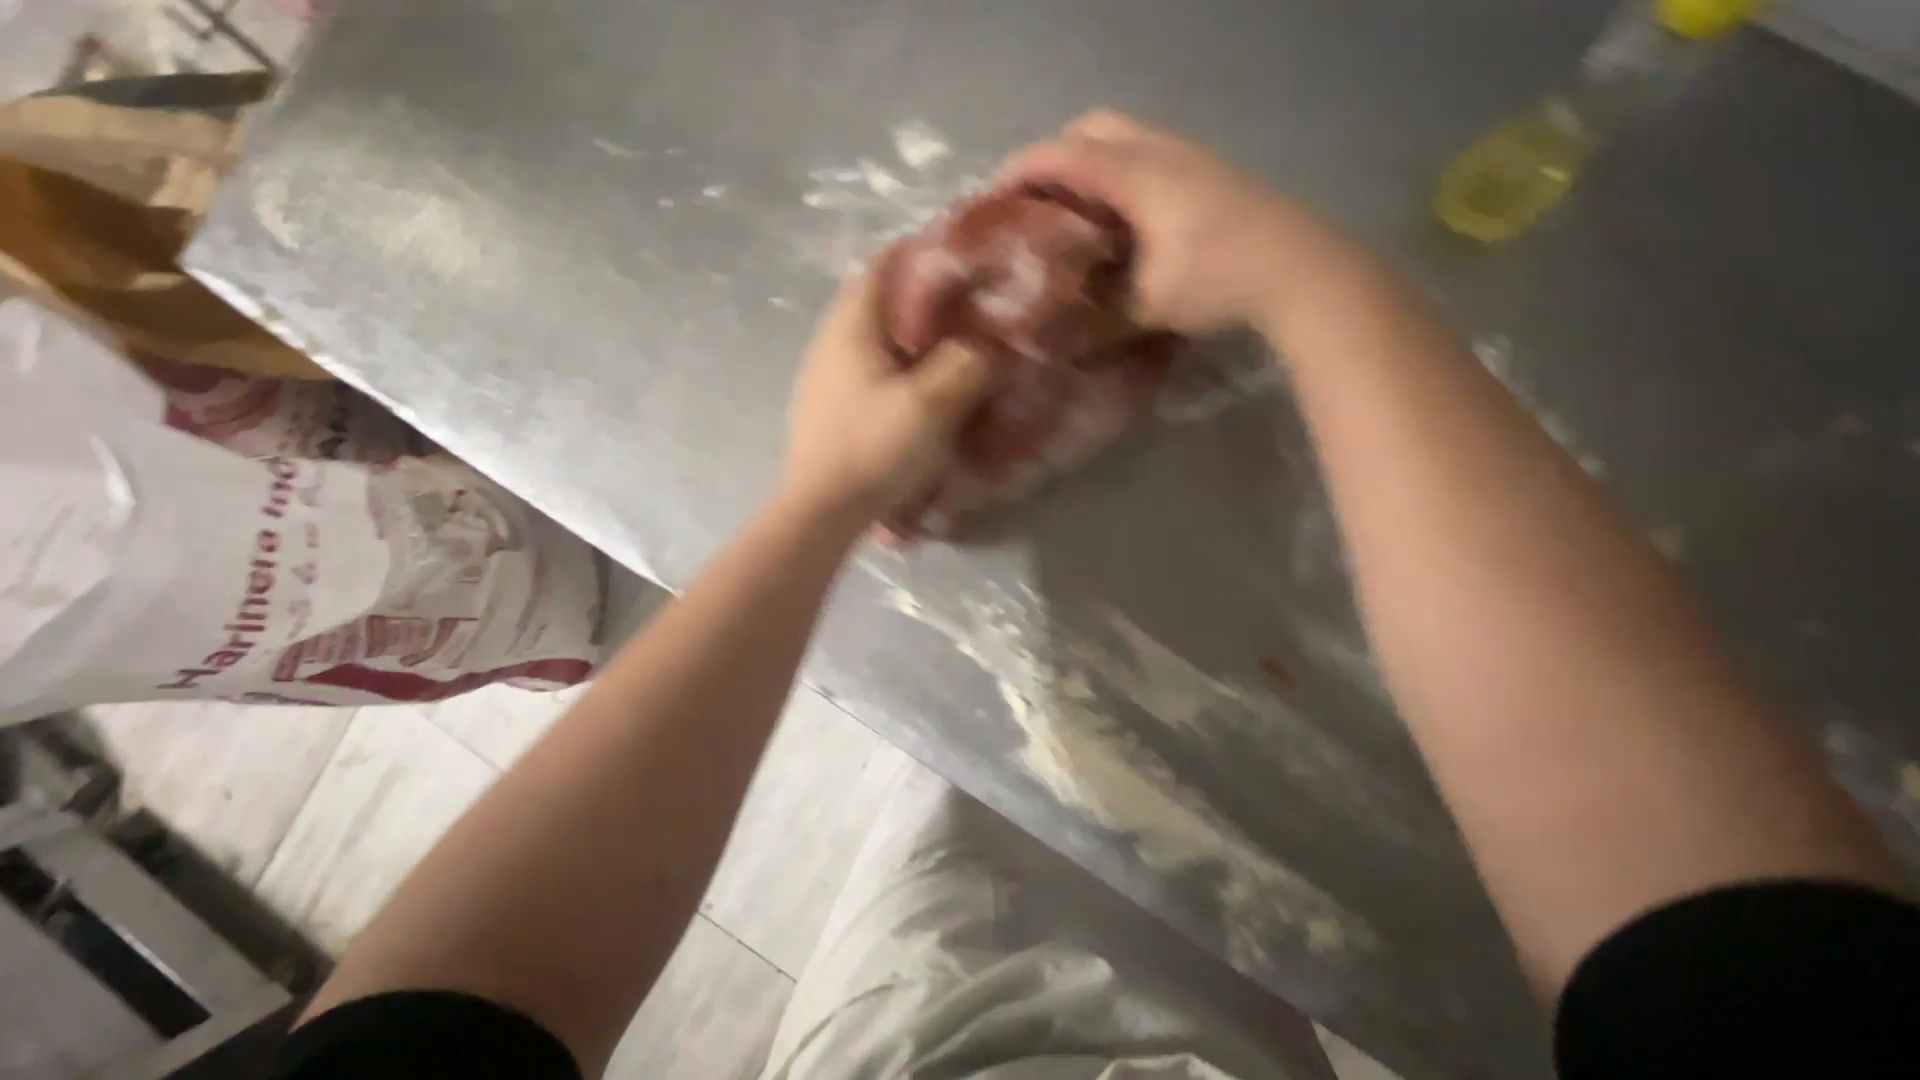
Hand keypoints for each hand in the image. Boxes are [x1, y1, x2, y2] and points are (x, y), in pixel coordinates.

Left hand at [781, 269, 991, 523]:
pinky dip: (899, 367)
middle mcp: (830, 341)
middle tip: (971, 308)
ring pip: (875, 339)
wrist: (821, 512)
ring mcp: (824, 377)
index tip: (966, 260)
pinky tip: (924, 389)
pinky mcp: (830, 408)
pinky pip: (870, 370)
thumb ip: (966, 364)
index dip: (923, 253)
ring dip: (912, 338)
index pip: (883, 264)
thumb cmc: (872, 448)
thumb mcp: (932, 404)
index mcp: (850, 325)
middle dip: (923, 299)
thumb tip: (986, 346)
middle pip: (880, 301)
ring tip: (955, 348)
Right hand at [1000, 112, 1307, 334]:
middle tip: (1036, 201)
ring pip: (1128, 139)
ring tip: (1077, 213)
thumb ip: (1098, 312)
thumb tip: (1059, 331)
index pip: (1064, 155)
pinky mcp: (1214, 175)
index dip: (1021, 171)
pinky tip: (1126, 222)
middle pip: (1094, 129)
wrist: (1305, 273)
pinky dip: (1125, 176)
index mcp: (1138, 175)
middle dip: (1056, 157)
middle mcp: (1162, 152)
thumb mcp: (1148, 305)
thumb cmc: (1219, 283)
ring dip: (1094, 166)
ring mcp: (1194, 159)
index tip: (990, 198)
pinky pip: (1153, 157)